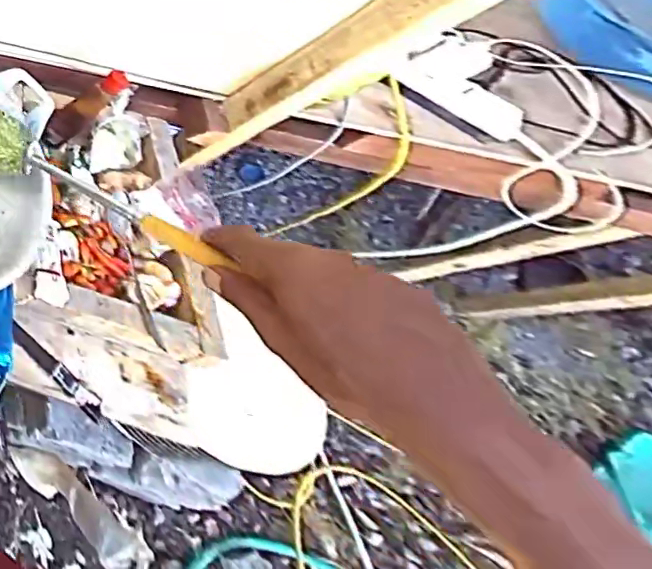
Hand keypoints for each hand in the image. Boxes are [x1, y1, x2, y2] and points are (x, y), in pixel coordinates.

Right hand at [203, 225, 651, 568]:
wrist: (451, 413)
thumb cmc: (351, 380)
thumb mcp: (283, 346)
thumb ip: (247, 301)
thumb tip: (216, 272)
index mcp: (292, 268)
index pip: (239, 238)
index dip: (215, 241)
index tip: (201, 247)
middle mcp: (329, 259)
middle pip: (283, 256)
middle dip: (267, 274)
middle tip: (263, 308)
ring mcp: (372, 273)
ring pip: (324, 273)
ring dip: (310, 291)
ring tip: (321, 336)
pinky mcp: (407, 292)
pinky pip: (361, 289)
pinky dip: (349, 304)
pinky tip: (365, 343)